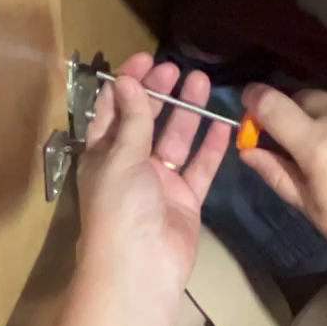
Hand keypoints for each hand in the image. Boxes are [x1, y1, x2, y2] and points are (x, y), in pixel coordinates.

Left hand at [77, 53, 232, 313]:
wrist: (140, 266)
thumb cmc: (120, 208)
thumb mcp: (120, 157)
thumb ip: (131, 120)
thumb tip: (126, 80)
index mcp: (103, 154)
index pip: (112, 110)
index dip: (127, 83)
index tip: (147, 59)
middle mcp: (129, 165)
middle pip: (145, 121)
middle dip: (160, 93)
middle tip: (179, 69)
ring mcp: (159, 183)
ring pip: (175, 140)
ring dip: (188, 113)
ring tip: (203, 83)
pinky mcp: (185, 200)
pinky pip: (200, 168)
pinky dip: (210, 148)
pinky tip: (224, 124)